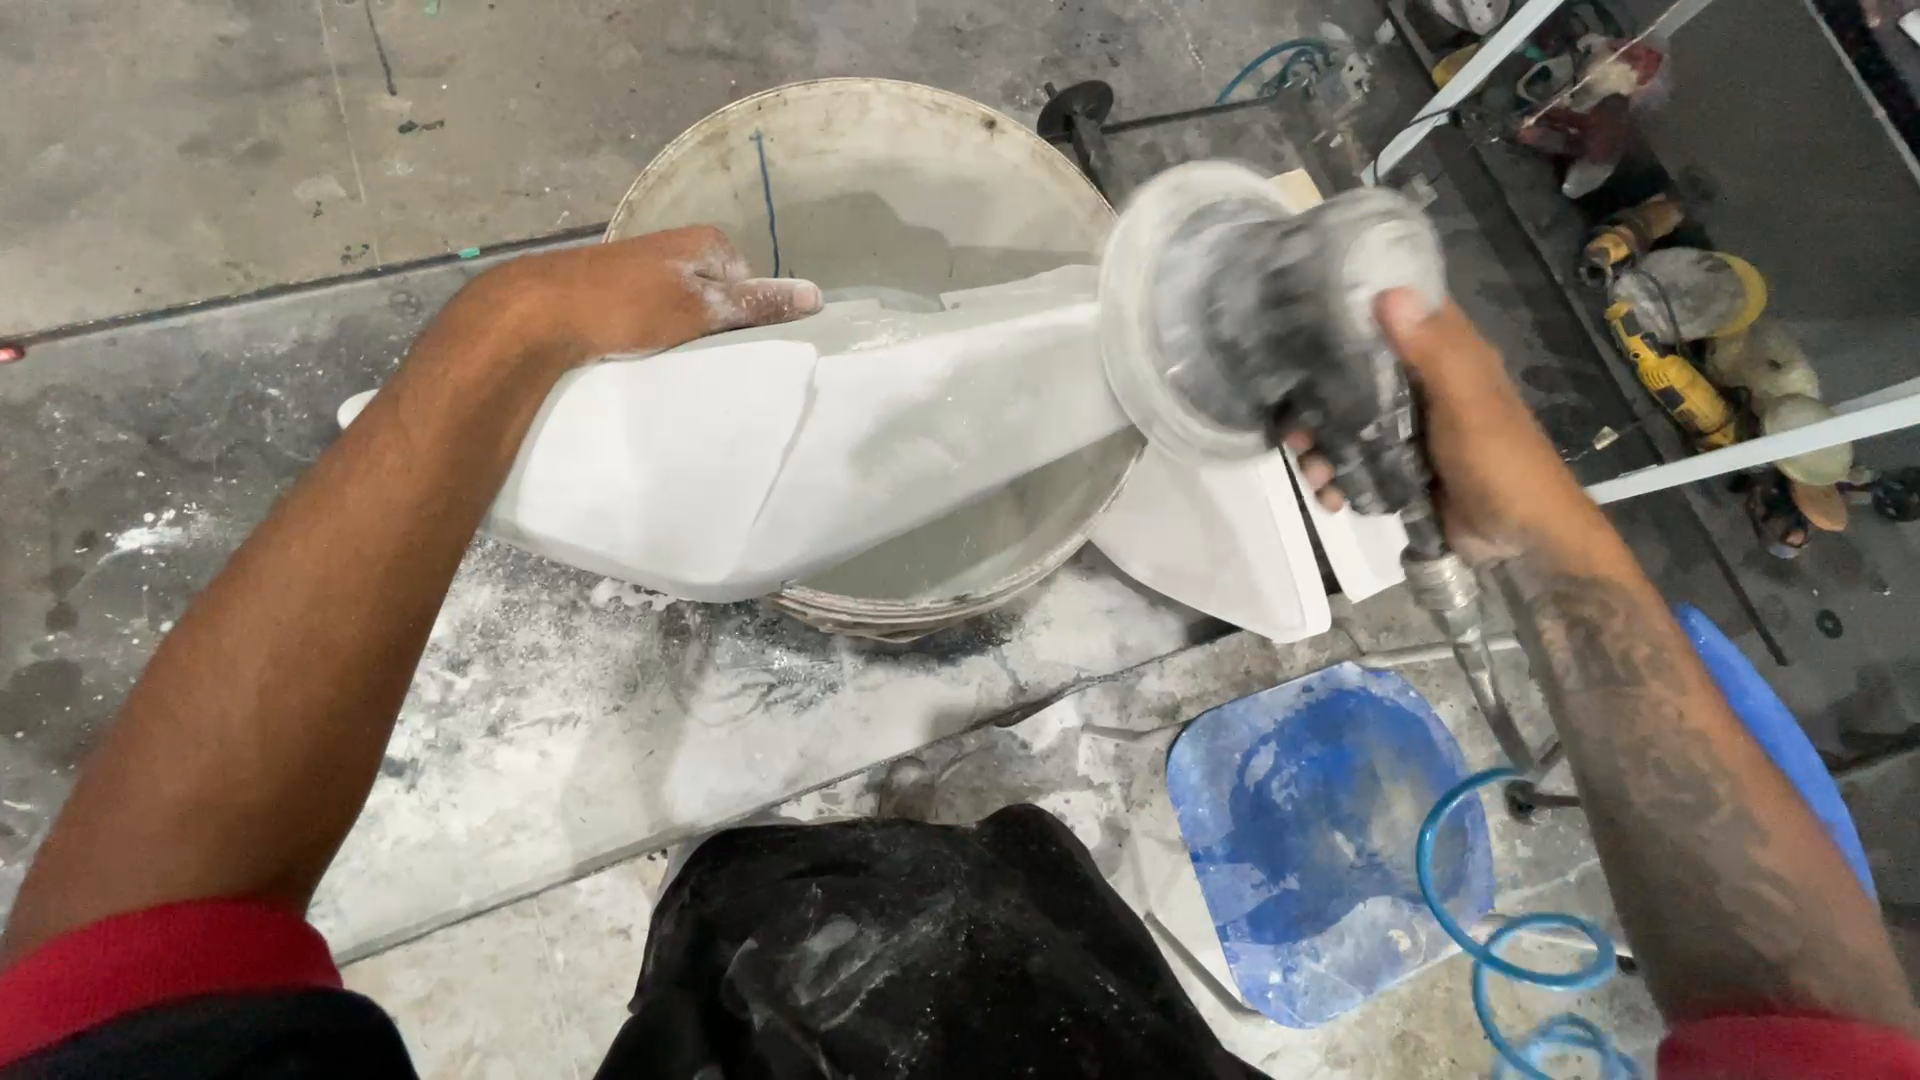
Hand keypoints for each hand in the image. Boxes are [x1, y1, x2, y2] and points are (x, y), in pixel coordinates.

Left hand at [464, 225, 822, 369]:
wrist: (539, 314)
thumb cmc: (628, 308)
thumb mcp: (703, 309)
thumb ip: (759, 303)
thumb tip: (817, 295)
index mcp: (707, 242)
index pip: (754, 287)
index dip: (750, 319)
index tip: (736, 347)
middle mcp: (680, 248)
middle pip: (723, 298)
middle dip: (719, 327)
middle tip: (708, 358)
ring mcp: (649, 269)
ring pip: (692, 310)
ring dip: (689, 336)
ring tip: (677, 359)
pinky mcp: (623, 292)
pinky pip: (662, 318)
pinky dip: (661, 337)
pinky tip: (649, 355)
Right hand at [1290, 289, 1601, 563]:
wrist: (1520, 541)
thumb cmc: (1502, 464)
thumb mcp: (1469, 405)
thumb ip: (1434, 353)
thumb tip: (1389, 294)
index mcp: (1446, 358)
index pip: (1398, 315)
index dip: (1353, 313)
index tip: (1304, 323)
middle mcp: (1422, 386)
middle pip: (1355, 375)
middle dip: (1318, 402)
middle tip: (1296, 428)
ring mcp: (1406, 429)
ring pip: (1345, 422)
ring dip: (1321, 449)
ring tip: (1317, 475)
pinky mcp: (1395, 466)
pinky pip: (1352, 462)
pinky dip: (1336, 480)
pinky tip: (1333, 498)